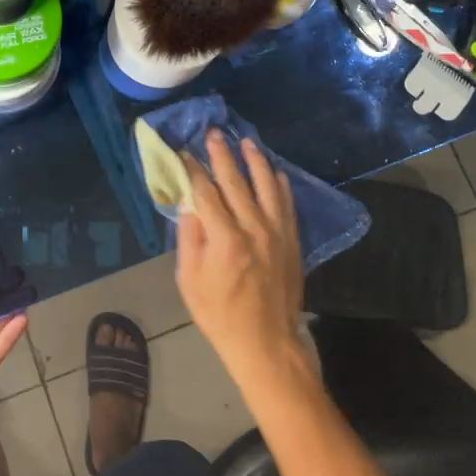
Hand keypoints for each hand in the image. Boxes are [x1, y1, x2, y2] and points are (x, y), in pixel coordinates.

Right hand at [175, 131, 305, 381]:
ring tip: (245, 141)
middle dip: (222, 154)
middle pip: (236, 181)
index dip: (193, 169)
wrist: (266, 342)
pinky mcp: (292, 240)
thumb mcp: (189, 280)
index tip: (184, 152)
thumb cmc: (219, 314)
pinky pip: (286, 203)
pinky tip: (273, 170)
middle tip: (213, 133)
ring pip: (266, 185)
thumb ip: (189, 237)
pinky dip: (279, 183)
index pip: (205, 192)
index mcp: (224, 239)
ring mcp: (277, 232)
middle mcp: (253, 228)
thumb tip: (188, 202)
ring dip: (255, 160)